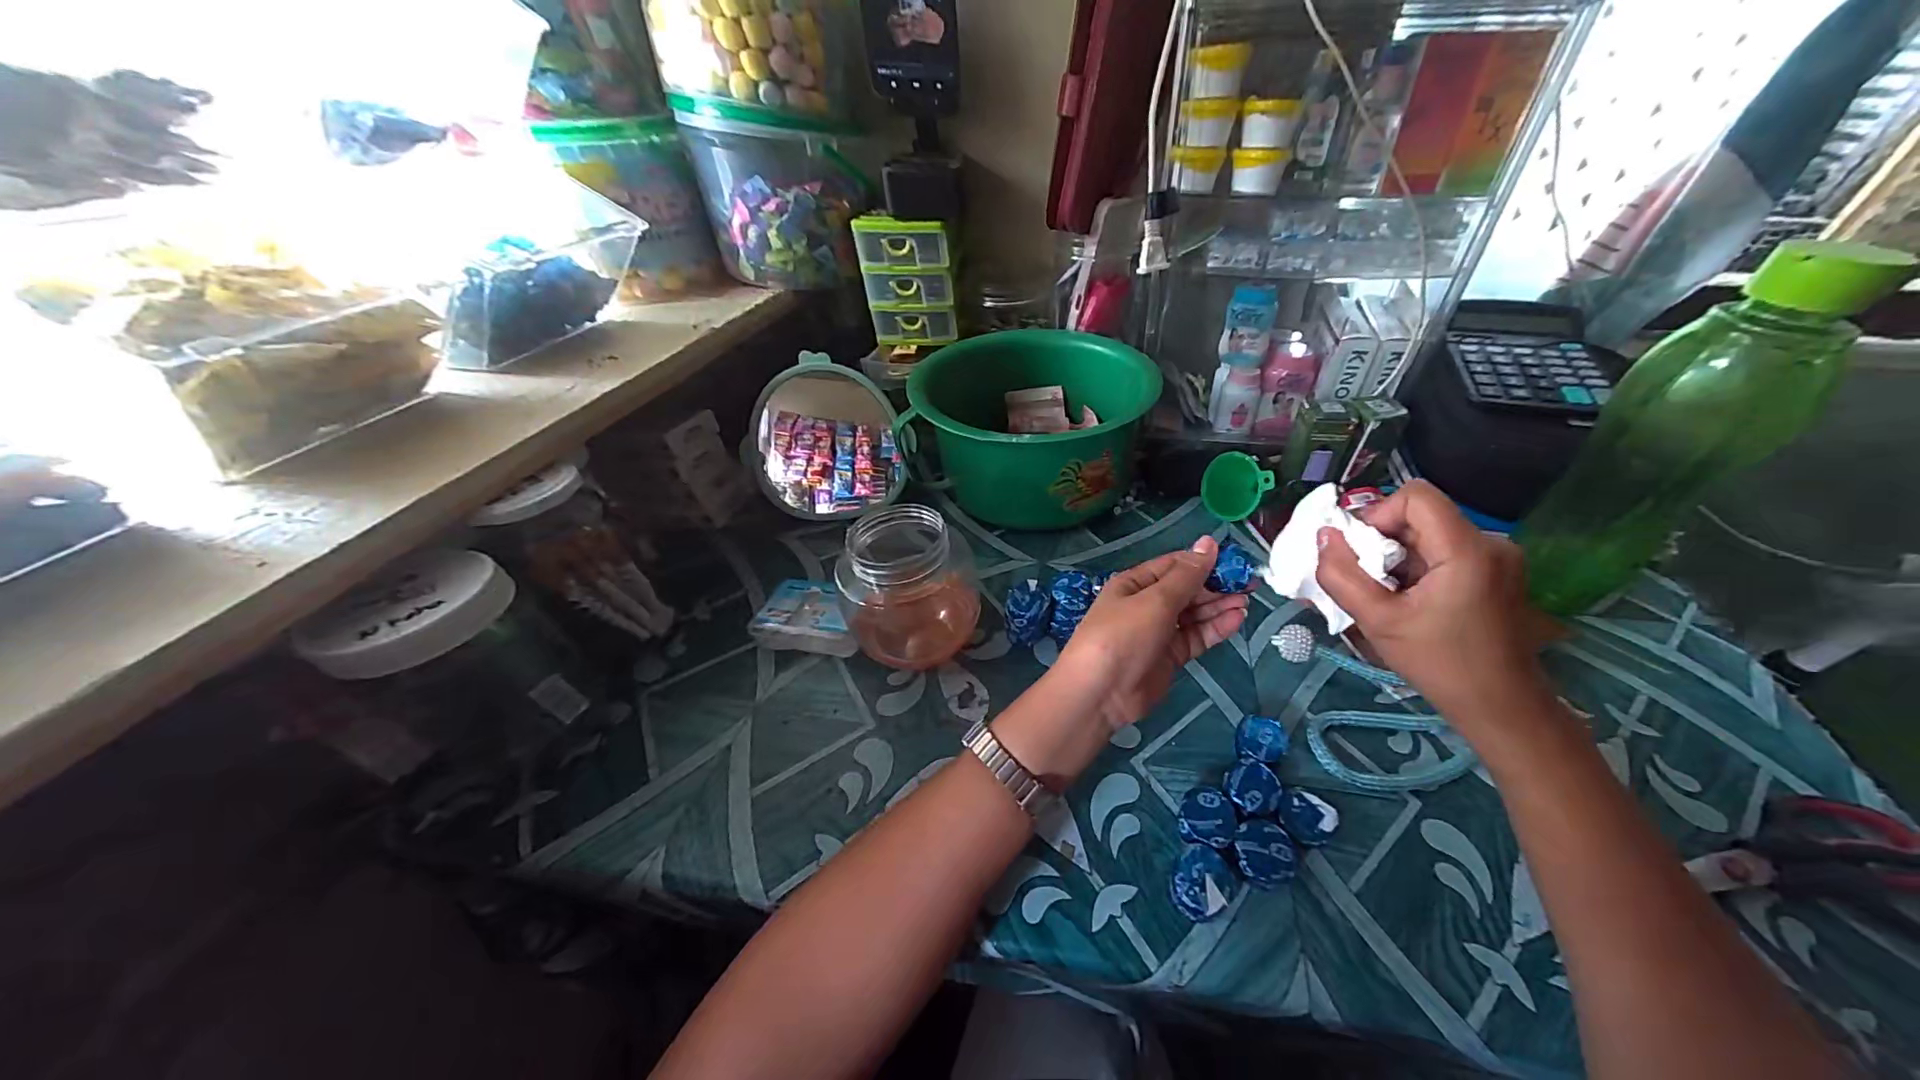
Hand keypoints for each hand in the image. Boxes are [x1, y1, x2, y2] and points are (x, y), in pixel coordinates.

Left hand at [1058, 536, 1249, 731]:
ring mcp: (1158, 632)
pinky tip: (1237, 619)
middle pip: (1186, 589)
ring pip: (1193, 614)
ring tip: (1247, 600)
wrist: (1101, 692)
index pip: (1173, 565)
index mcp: (1134, 584)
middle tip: (1249, 583)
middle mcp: (1146, 604)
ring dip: (1218, 606)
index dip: (1203, 562)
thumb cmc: (1123, 636)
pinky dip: (1215, 628)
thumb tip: (1209, 543)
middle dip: (1215, 585)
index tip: (1235, 561)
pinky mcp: (1169, 656)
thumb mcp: (1155, 600)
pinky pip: (1196, 636)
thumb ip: (1186, 576)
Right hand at [1314, 480, 1561, 730]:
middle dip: (1383, 540)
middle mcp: (1490, 542)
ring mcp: (1498, 557)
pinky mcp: (1497, 571)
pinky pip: (1443, 550)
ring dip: (1397, 556)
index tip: (1362, 552)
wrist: (1500, 705)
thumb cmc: (1439, 663)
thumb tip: (1324, 536)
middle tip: (1368, 580)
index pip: (1415, 495)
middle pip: (1419, 515)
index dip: (1378, 514)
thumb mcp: (1376, 621)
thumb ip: (1341, 575)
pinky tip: (1411, 600)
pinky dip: (1417, 567)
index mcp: (1467, 550)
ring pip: (1428, 533)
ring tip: (1388, 595)